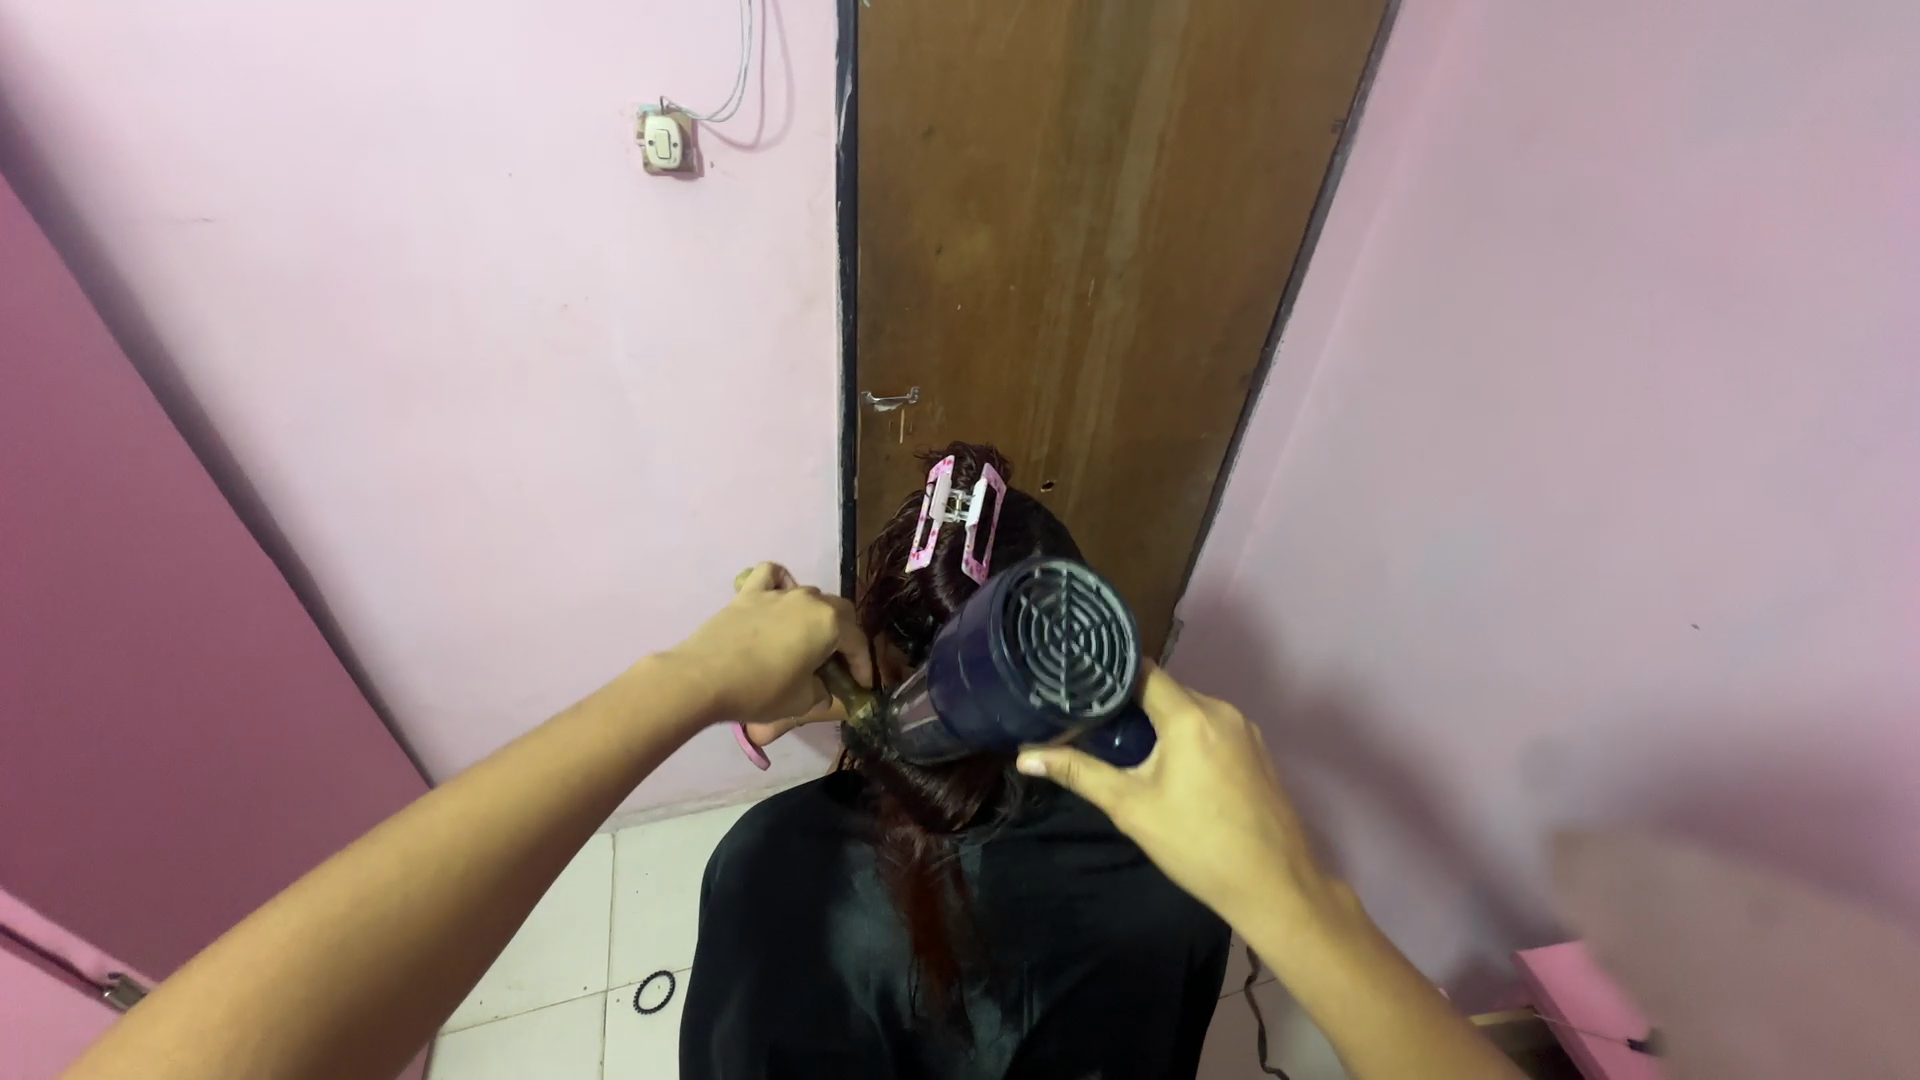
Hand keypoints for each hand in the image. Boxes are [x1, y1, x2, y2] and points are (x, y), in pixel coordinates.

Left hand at [665, 563, 871, 725]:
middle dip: (846, 636)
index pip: (858, 642)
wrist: (702, 678)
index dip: (863, 666)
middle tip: (838, 662)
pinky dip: (781, 582)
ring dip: (817, 615)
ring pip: (810, 594)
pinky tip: (778, 598)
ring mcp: (778, 592)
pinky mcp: (749, 593)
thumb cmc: (760, 690)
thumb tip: (823, 689)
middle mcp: (809, 600)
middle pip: (840, 611)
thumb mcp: (801, 701)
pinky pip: (772, 575)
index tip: (861, 686)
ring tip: (809, 639)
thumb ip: (822, 692)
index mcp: (830, 623)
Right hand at [1016, 664, 1339, 925]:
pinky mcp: (1257, 750)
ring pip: (1189, 708)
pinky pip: (1211, 726)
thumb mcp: (1131, 808)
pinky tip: (1168, 764)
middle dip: (1130, 703)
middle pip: (1165, 690)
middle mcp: (1221, 710)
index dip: (1109, 676)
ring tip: (1124, 744)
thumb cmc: (1197, 845)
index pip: (1142, 671)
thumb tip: (1025, 756)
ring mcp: (1245, 729)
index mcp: (1190, 716)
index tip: (1078, 684)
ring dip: (1159, 720)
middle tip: (1093, 722)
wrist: (1276, 887)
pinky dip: (1185, 734)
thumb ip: (1079, 773)